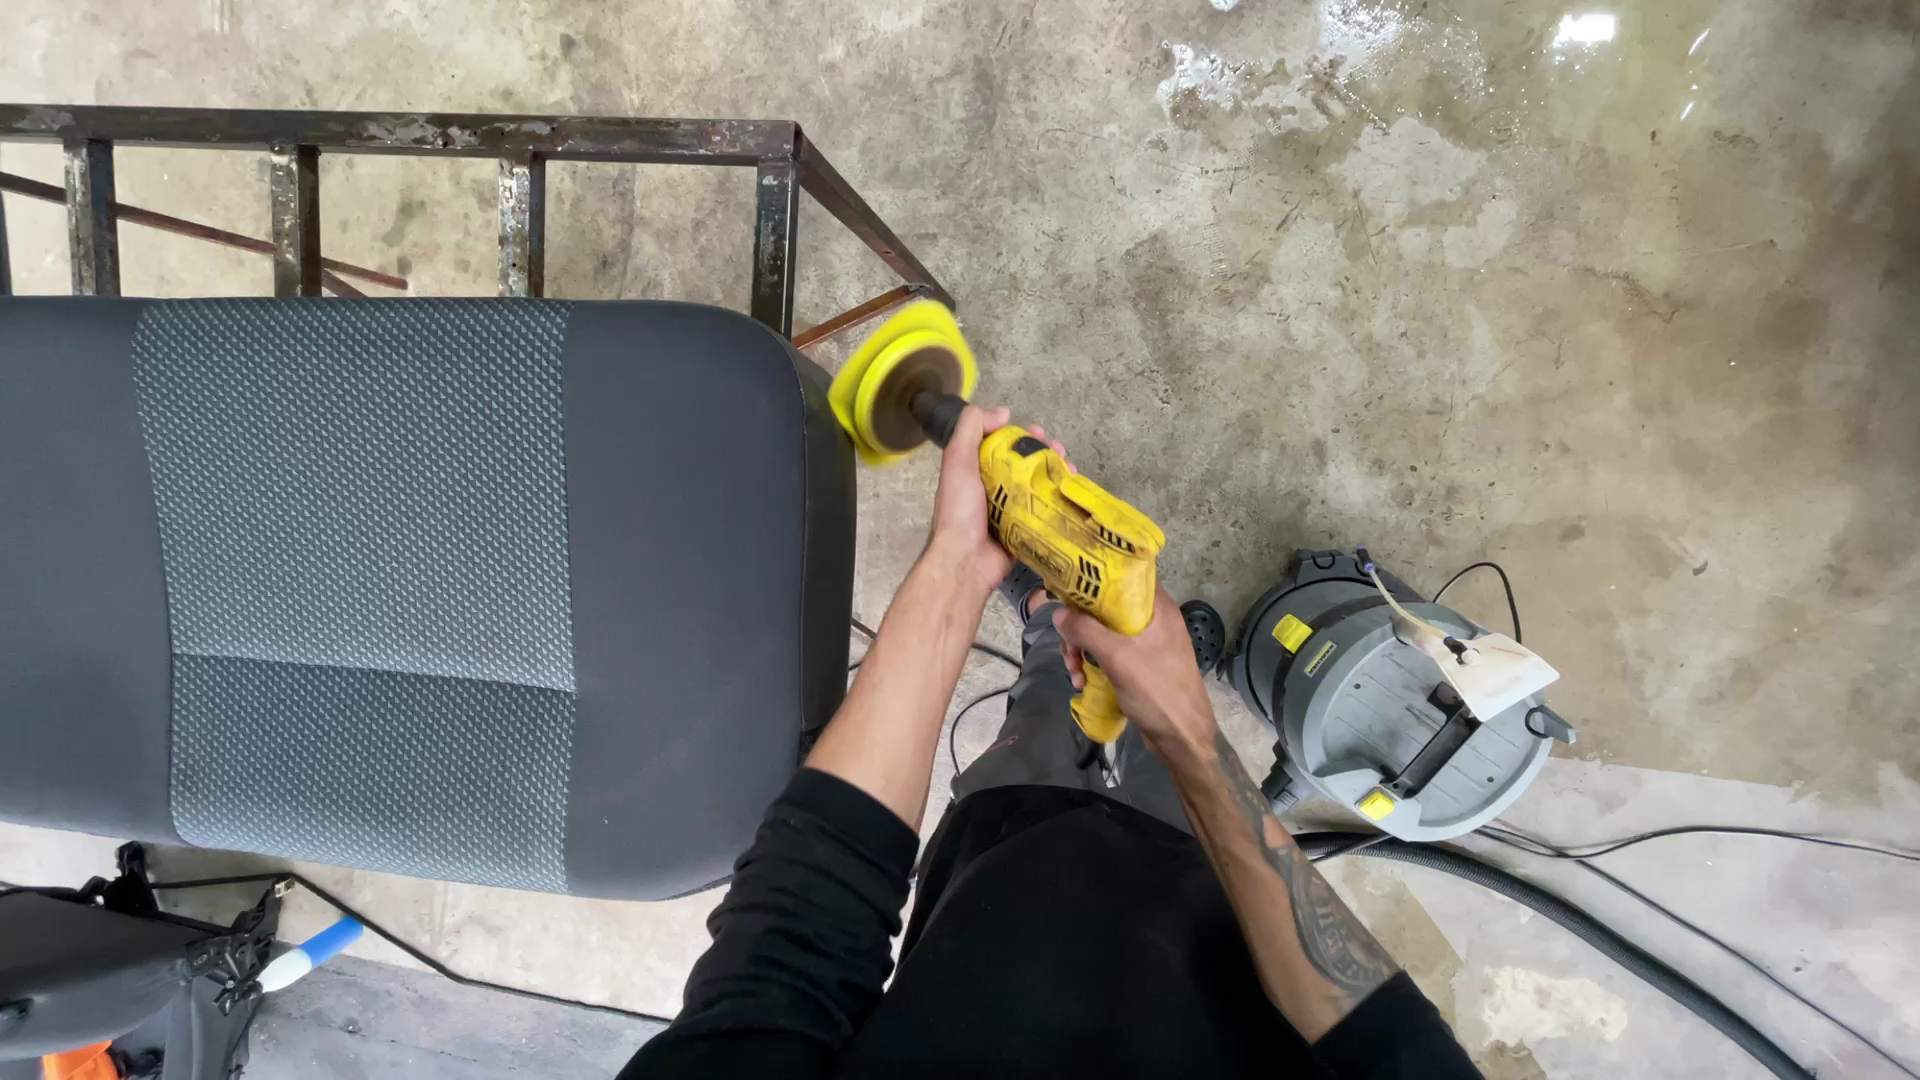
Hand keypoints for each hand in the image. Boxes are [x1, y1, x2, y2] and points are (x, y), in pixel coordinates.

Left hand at [925, 405, 1070, 595]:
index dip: (1021, 435)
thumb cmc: (959, 510)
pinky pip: (1046, 512)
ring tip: (1070, 469)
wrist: (965, 561)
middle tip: (1059, 450)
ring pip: (1039, 486)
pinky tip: (1072, 493)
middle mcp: (992, 490)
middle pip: (1024, 465)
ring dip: (1056, 474)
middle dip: (1044, 453)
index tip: (1037, 432)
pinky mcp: (1025, 531)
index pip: (1001, 446)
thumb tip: (1003, 412)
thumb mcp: (957, 461)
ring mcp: (1010, 512)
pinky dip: (1060, 501)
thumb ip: (971, 429)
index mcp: (974, 473)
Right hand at [1054, 586, 1215, 755]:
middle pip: (1106, 609)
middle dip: (1081, 627)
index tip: (1070, 593)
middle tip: (1069, 648)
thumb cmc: (1157, 692)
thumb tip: (1058, 615)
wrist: (1183, 739)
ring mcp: (1148, 644)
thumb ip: (1086, 631)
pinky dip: (1093, 663)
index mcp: (1157, 608)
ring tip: (1074, 672)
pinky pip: (1110, 653)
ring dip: (1082, 649)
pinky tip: (1082, 682)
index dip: (1095, 581)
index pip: (1124, 577)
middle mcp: (1154, 620)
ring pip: (1104, 633)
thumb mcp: (1118, 657)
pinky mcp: (1141, 664)